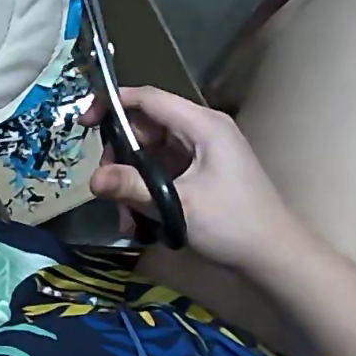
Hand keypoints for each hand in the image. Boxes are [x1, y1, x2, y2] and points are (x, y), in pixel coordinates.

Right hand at [81, 87, 306, 272]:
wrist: (272, 257)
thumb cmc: (232, 224)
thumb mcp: (177, 205)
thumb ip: (132, 187)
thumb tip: (93, 178)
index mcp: (203, 126)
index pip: (149, 99)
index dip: (113, 103)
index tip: (83, 123)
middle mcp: (200, 132)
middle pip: (142, 128)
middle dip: (119, 157)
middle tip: (108, 186)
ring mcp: (198, 153)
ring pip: (145, 153)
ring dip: (129, 181)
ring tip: (127, 215)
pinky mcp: (195, 172)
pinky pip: (156, 171)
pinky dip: (142, 191)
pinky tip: (138, 219)